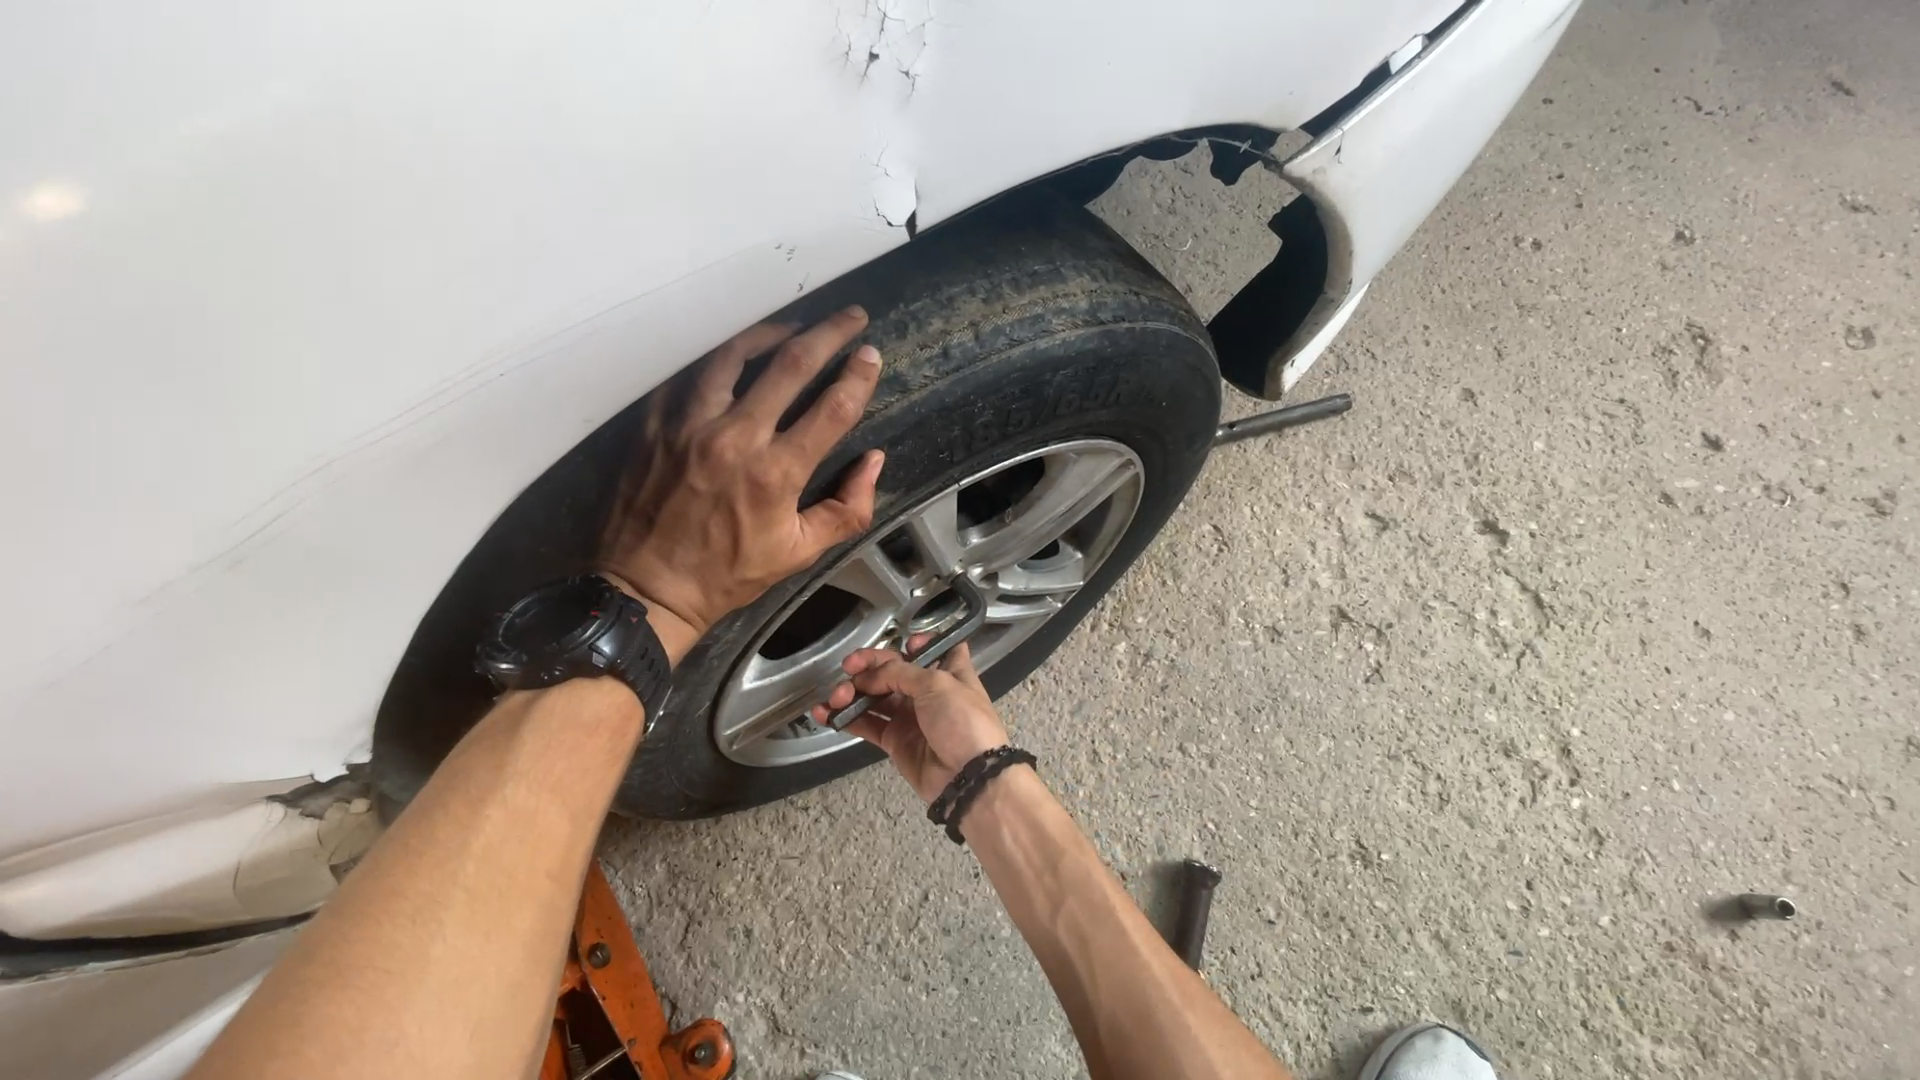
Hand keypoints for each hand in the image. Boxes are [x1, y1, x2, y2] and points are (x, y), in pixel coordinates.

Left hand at [599, 308, 886, 635]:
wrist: (646, 588)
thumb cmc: (729, 574)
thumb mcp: (800, 554)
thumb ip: (847, 508)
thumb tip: (874, 461)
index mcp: (776, 472)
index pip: (831, 409)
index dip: (858, 376)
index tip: (872, 353)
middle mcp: (735, 437)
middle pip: (790, 365)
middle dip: (828, 334)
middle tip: (850, 317)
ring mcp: (689, 425)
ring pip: (734, 355)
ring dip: (770, 332)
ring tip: (793, 324)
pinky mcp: (654, 424)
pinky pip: (687, 374)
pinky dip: (716, 358)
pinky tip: (732, 353)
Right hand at [810, 637, 1010, 804]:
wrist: (967, 777)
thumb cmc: (962, 721)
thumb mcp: (937, 684)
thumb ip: (900, 672)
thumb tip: (870, 675)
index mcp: (950, 672)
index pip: (936, 649)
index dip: (920, 643)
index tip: (904, 643)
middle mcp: (929, 692)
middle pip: (894, 670)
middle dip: (868, 666)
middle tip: (848, 667)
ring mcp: (910, 717)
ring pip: (875, 697)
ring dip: (852, 693)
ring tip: (836, 697)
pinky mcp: (894, 741)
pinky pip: (866, 724)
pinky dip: (845, 718)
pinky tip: (825, 713)